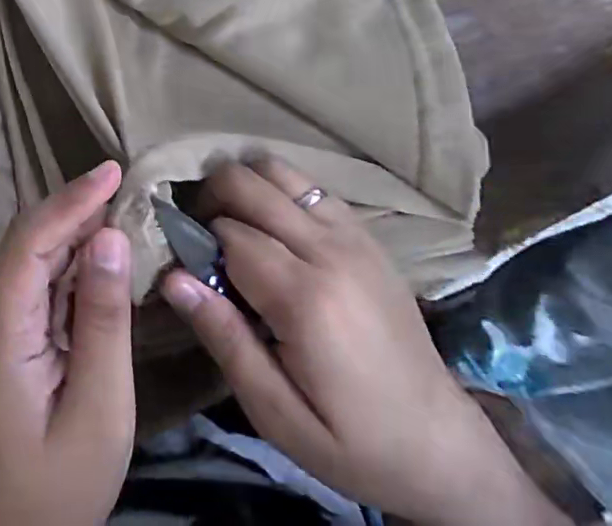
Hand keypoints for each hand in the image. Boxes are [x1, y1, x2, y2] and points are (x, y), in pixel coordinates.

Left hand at [0, 160, 134, 525]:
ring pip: (41, 248)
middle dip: (77, 203)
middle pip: (32, 236)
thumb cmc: (66, 472)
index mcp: (2, 325)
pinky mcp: (20, 322)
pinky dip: (80, 250)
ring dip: (80, 221)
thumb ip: (104, 317)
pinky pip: (49, 271)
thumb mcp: (100, 400)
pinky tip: (109, 241)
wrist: (28, 519)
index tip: (113, 171)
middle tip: (127, 180)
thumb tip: (112, 237)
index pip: (31, 242)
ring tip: (125, 199)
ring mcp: (4, 314)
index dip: (71, 201)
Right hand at [160, 157, 566, 525]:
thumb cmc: (350, 439)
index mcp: (305, 297)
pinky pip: (310, 185)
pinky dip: (278, 188)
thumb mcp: (275, 412)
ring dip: (244, 183)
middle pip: (250, 183)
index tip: (186, 266)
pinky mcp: (367, 234)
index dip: (197, 241)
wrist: (439, 441)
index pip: (228, 231)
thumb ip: (224, 337)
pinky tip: (271, 223)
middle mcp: (329, 249)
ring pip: (279, 169)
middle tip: (200, 236)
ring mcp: (353, 234)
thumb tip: (172, 276)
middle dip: (211, 196)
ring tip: (231, 222)